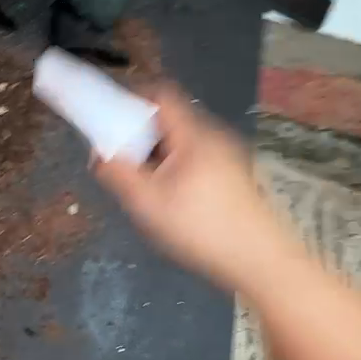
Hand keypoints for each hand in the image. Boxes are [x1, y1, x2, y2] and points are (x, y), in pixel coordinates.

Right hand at [90, 87, 306, 292]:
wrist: (263, 264)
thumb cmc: (201, 227)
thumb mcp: (146, 202)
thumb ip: (116, 172)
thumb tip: (97, 153)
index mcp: (194, 136)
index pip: (161, 95)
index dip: (130, 97)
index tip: (105, 116)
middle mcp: (213, 139)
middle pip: (167, 120)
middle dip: (136, 134)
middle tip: (118, 159)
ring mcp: (227, 158)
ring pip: (178, 142)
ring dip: (152, 154)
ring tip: (140, 185)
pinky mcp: (232, 177)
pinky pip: (191, 158)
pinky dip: (170, 167)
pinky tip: (166, 198)